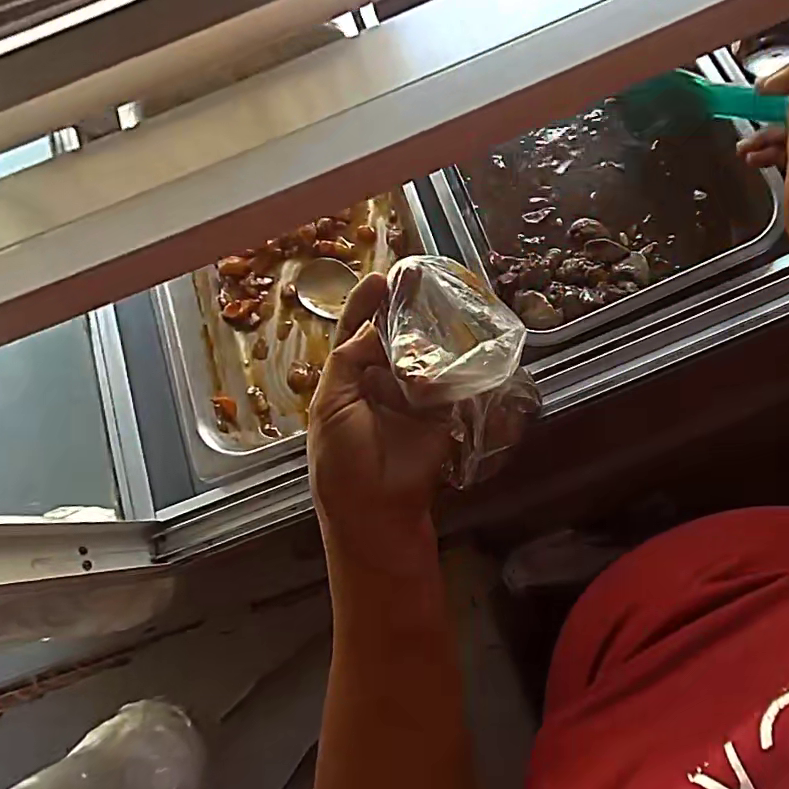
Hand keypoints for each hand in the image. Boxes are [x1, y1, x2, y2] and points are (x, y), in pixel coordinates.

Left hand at [308, 274, 449, 558]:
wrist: (378, 510)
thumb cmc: (342, 461)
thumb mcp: (330, 406)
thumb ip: (348, 362)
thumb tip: (373, 328)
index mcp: (348, 381)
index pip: (356, 333)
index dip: (365, 305)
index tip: (380, 278)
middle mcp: (381, 382)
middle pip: (394, 337)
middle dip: (404, 310)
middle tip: (420, 278)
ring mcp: (413, 396)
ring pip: (422, 353)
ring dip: (429, 330)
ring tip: (441, 299)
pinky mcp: (442, 410)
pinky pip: (448, 378)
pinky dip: (452, 360)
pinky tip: (458, 337)